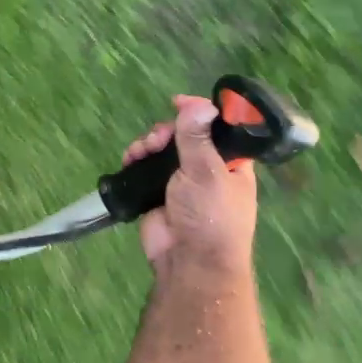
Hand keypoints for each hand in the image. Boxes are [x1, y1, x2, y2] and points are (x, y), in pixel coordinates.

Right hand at [120, 95, 258, 277]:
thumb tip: (199, 103)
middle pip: (184, 136)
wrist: (188, 259)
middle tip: (156, 140)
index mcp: (231, 165)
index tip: (178, 102)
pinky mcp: (158, 192)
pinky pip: (145, 166)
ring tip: (138, 153)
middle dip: (165, 132)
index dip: (200, 113)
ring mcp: (182, 182)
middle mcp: (208, 171)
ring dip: (146, 145)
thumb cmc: (210, 216)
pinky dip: (135, 160)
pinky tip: (130, 162)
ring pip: (161, 150)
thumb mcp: (206, 171)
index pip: (219, 129)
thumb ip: (197, 137)